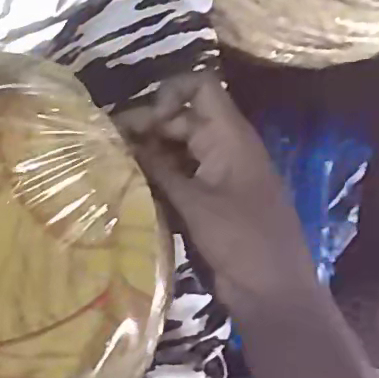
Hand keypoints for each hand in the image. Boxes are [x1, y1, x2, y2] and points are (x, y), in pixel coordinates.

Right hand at [114, 71, 319, 312]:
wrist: (271, 289)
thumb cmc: (241, 240)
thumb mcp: (194, 203)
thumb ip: (158, 170)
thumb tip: (122, 144)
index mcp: (229, 137)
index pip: (200, 88)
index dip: (167, 95)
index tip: (142, 124)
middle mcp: (221, 148)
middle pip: (179, 119)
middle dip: (145, 128)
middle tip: (107, 148)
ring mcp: (214, 174)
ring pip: (173, 148)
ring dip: (145, 154)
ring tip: (110, 166)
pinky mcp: (206, 198)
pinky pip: (176, 175)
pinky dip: (154, 176)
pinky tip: (127, 187)